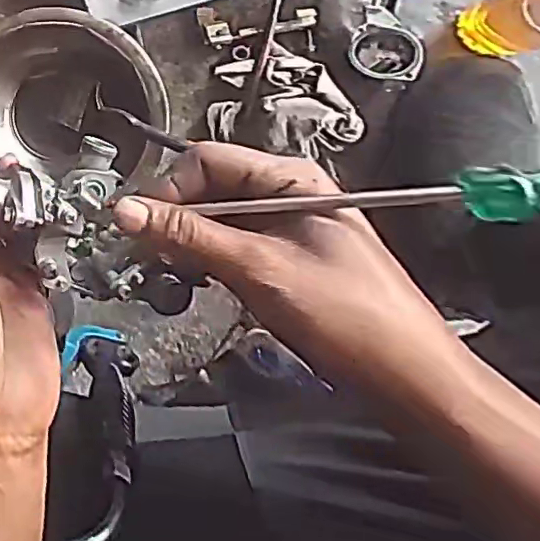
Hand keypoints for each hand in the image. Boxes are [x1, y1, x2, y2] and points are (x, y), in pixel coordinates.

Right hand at [111, 142, 456, 386]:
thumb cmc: (354, 318)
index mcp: (291, 179)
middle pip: (209, 188)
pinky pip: (230, 245)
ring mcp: (285, 228)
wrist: (408, 379)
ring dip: (189, 241)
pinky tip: (201, 279)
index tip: (141, 224)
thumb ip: (188, 235)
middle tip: (153, 251)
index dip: (170, 190)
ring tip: (177, 269)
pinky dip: (208, 260)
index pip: (206, 160)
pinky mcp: (283, 259)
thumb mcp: (258, 268)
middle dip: (176, 217)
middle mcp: (287, 195)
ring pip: (216, 219)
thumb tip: (131, 210)